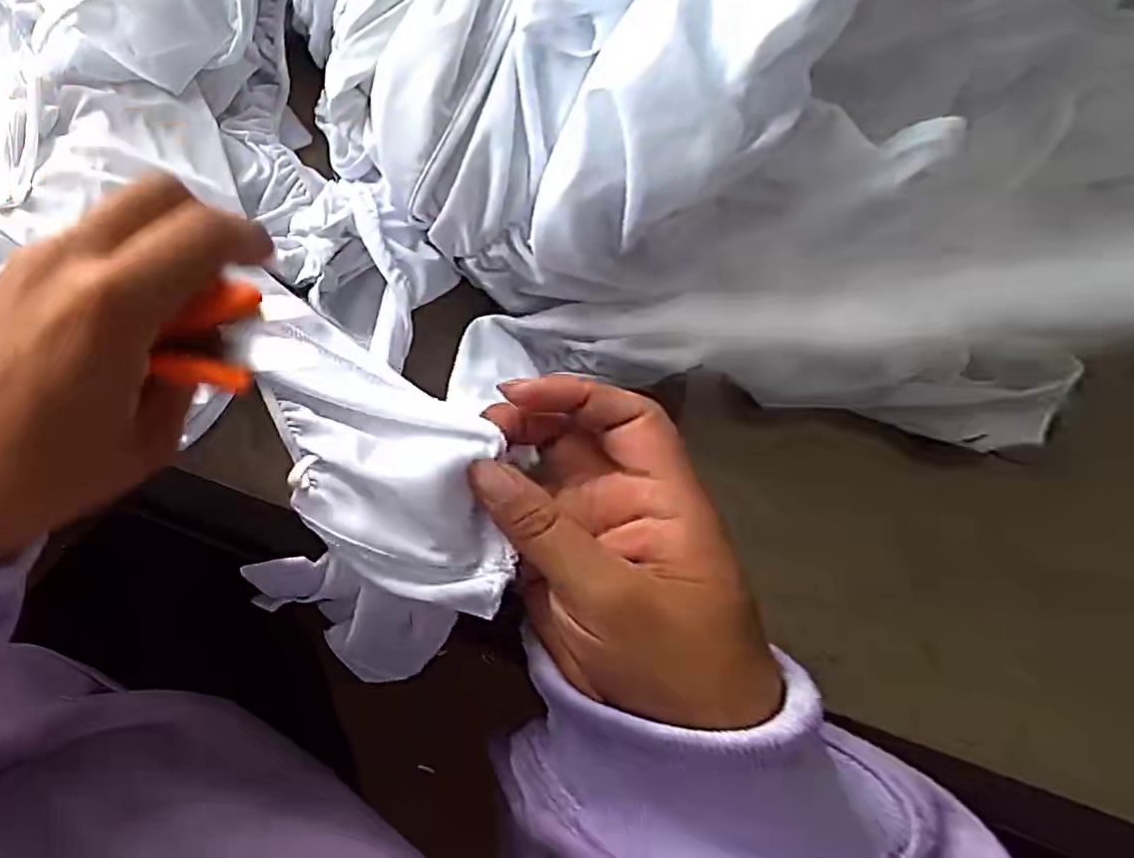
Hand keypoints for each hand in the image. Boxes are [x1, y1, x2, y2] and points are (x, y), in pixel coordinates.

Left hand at [0, 175, 270, 564]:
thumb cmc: (59, 473)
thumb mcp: (155, 435)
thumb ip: (196, 364)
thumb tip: (215, 323)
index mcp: (111, 306)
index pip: (201, 233)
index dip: (246, 238)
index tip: (263, 259)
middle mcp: (71, 261)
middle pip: (161, 193)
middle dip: (207, 221)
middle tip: (220, 270)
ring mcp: (35, 257)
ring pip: (123, 207)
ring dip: (164, 235)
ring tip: (171, 293)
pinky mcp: (15, 266)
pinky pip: (90, 232)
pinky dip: (126, 249)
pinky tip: (125, 302)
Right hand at [467, 376, 782, 729]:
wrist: (669, 739)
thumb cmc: (673, 662)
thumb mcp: (612, 594)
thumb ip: (543, 529)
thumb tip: (482, 468)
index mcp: (658, 494)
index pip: (626, 418)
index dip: (576, 394)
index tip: (519, 395)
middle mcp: (617, 497)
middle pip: (570, 435)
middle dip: (525, 422)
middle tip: (481, 431)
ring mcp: (579, 525)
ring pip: (535, 470)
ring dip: (500, 458)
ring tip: (463, 458)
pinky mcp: (547, 553)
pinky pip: (513, 511)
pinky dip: (486, 499)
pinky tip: (460, 494)